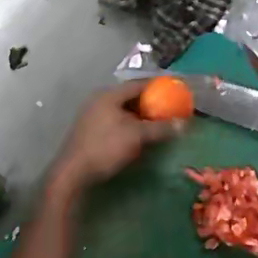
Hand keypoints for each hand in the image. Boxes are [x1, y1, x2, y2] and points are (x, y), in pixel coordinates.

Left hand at [48, 80, 183, 196]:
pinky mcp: (89, 129)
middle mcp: (99, 100)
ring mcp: (91, 114)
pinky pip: (114, 120)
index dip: (157, 86)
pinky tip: (137, 135)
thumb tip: (183, 124)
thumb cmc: (106, 148)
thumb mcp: (137, 136)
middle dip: (149, 102)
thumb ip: (161, 128)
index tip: (173, 90)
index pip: (138, 84)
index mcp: (109, 95)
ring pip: (121, 109)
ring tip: (156, 122)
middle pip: (129, 96)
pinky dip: (128, 123)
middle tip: (167, 108)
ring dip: (139, 115)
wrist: (73, 172)